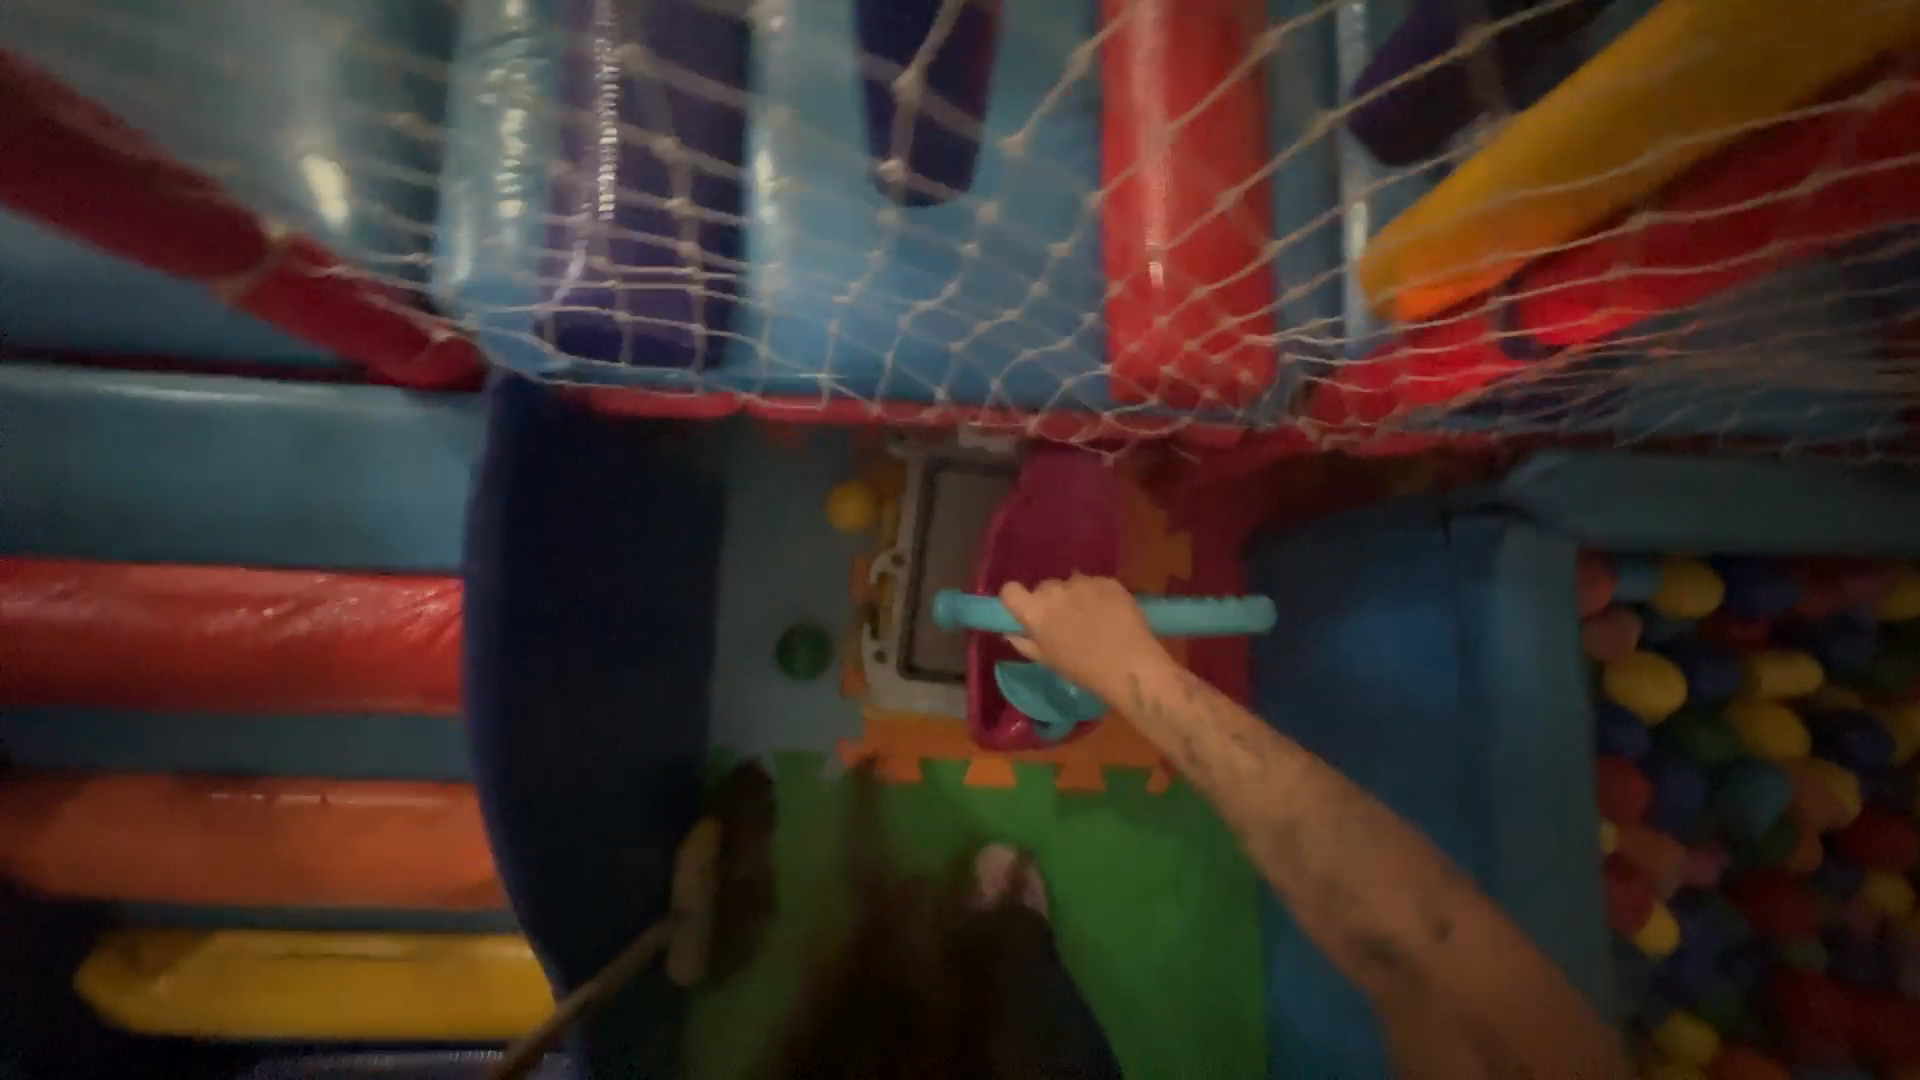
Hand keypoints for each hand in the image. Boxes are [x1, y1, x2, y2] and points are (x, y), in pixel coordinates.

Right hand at [998, 576, 1173, 701]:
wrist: (1130, 666)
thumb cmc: (1083, 670)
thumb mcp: (1047, 660)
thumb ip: (1024, 642)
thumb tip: (1012, 632)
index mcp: (1034, 611)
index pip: (1010, 591)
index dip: (1016, 599)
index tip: (1026, 611)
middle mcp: (1055, 590)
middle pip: (1044, 587)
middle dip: (1051, 601)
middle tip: (1065, 622)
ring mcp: (1082, 582)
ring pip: (1071, 584)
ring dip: (1076, 597)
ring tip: (1093, 619)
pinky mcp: (1107, 580)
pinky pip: (1095, 584)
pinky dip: (1098, 596)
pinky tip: (1110, 614)